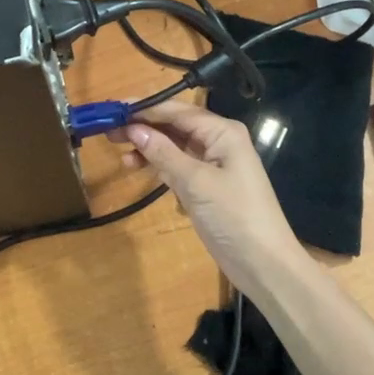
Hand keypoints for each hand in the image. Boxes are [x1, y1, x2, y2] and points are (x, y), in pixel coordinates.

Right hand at [117, 101, 305, 292]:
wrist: (265, 266)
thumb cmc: (234, 216)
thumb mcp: (195, 183)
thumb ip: (163, 153)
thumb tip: (132, 129)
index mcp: (222, 132)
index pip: (176, 111)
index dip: (143, 108)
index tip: (112, 108)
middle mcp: (218, 141)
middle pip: (173, 126)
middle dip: (142, 127)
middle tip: (108, 131)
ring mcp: (212, 164)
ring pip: (172, 146)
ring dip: (147, 148)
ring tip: (120, 156)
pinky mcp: (206, 186)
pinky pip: (177, 166)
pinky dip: (158, 166)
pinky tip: (138, 169)